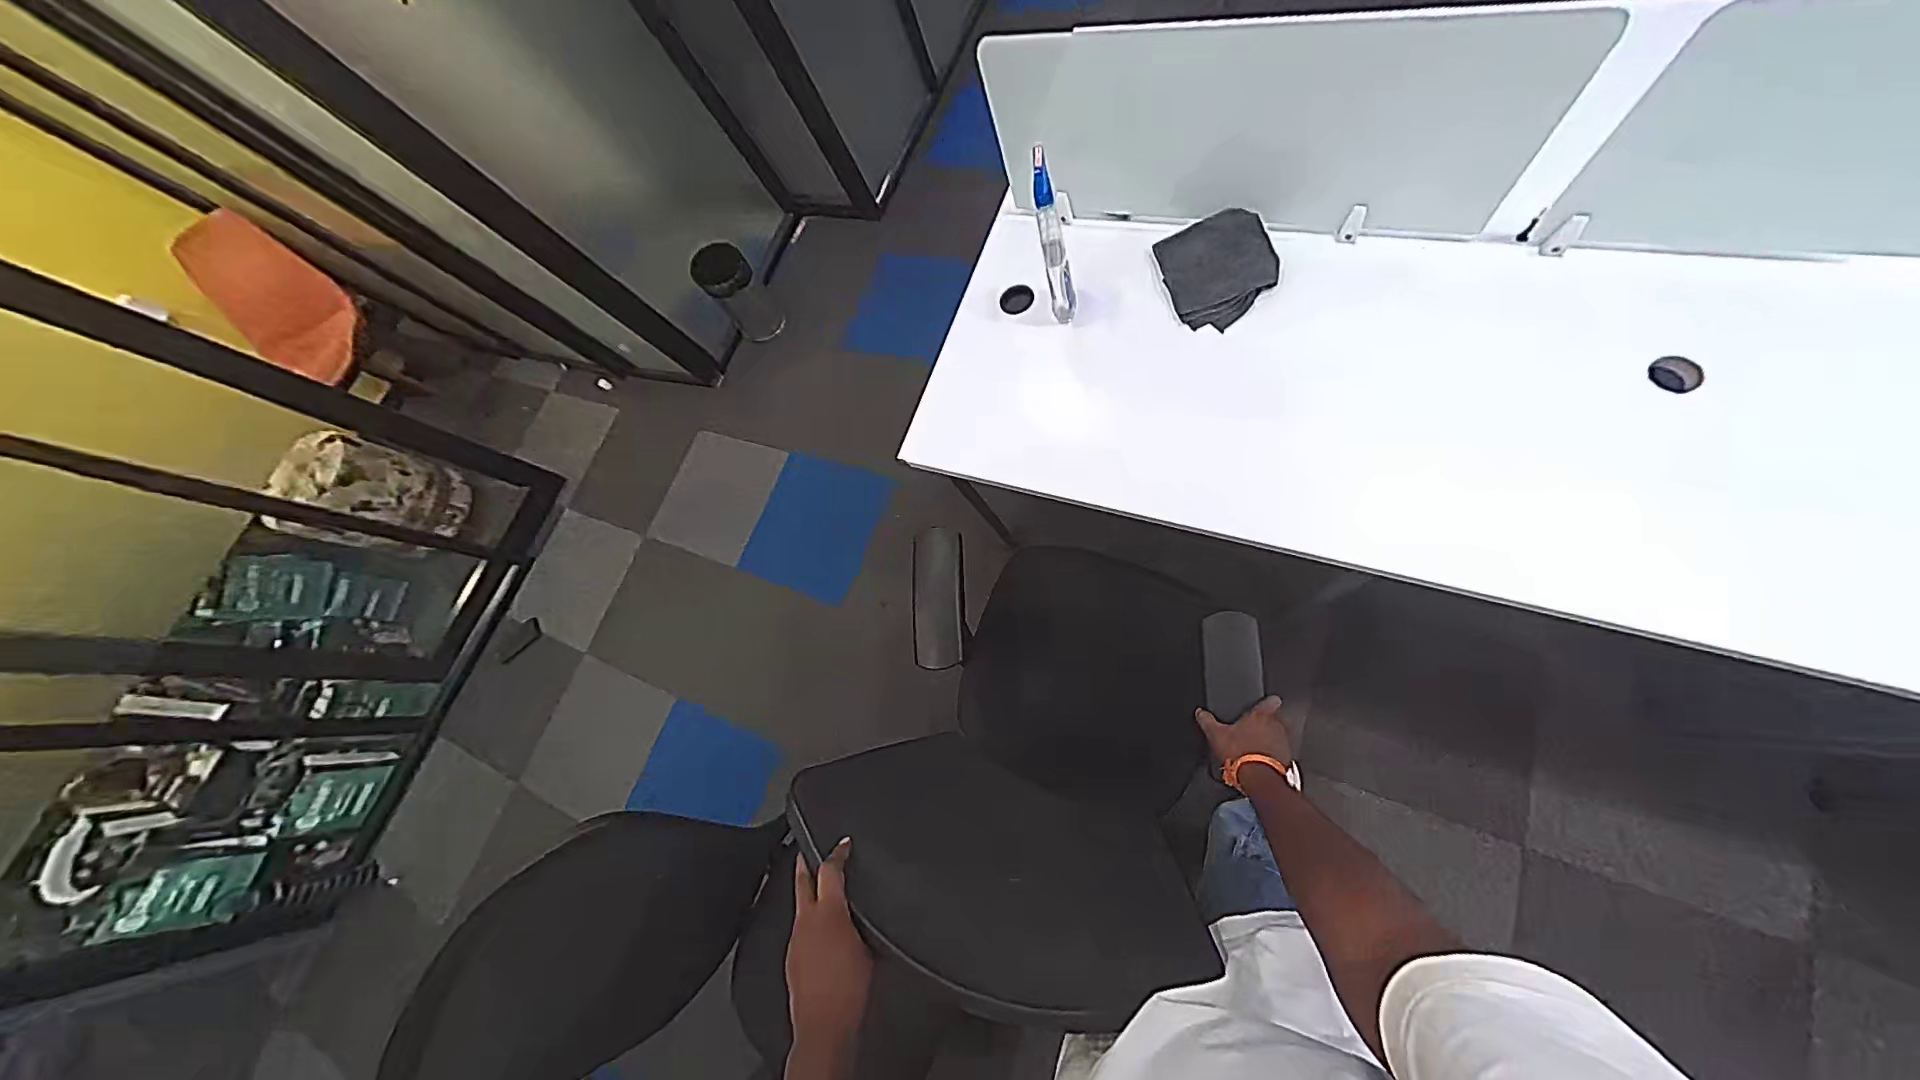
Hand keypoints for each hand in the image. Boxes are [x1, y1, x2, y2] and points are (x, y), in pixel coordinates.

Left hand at [787, 839, 871, 1063]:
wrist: (823, 1028)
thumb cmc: (850, 990)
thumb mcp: (869, 947)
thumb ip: (862, 921)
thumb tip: (862, 911)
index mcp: (828, 912)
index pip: (829, 869)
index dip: (837, 852)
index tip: (844, 843)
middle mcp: (806, 920)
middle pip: (802, 879)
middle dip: (807, 861)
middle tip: (811, 848)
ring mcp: (795, 939)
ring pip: (800, 904)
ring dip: (810, 893)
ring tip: (822, 889)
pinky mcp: (791, 957)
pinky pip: (800, 927)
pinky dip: (809, 920)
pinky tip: (821, 929)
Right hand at [1194, 696, 1292, 770]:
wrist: (1260, 778)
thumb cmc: (1241, 754)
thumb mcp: (1216, 735)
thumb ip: (1207, 721)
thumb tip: (1201, 713)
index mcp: (1259, 716)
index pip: (1270, 702)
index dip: (1270, 701)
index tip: (1270, 701)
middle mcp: (1275, 727)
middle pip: (1274, 720)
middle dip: (1265, 725)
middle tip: (1251, 732)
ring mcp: (1284, 743)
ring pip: (1278, 737)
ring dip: (1270, 741)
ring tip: (1255, 750)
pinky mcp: (1288, 759)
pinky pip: (1281, 753)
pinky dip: (1274, 756)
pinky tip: (1262, 762)